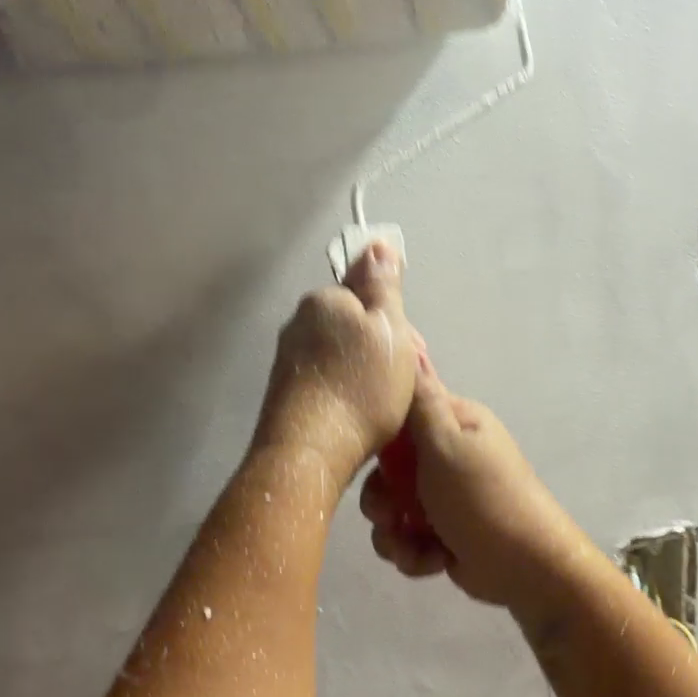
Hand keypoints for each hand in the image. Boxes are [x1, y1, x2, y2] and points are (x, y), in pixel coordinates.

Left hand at [254, 243, 419, 484]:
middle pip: (352, 326)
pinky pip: (327, 382)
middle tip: (405, 384)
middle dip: (380, 348)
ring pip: (340, 356)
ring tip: (385, 405)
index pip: (366, 294)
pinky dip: (346, 393)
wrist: (311, 451)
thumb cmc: (361, 388)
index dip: (395, 323)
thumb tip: (378, 244)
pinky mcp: (285, 394)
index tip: (413, 352)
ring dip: (364, 373)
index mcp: (324, 300)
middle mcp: (299, 322)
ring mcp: (288, 360)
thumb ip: (384, 286)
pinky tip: (359, 416)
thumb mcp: (389, 330)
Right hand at [359, 367, 589, 612]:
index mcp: (453, 424)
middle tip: (391, 515)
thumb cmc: (483, 498)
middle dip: (381, 500)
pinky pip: (407, 540)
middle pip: (386, 471)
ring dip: (395, 534)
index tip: (370, 458)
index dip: (379, 439)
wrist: (525, 568)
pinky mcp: (441, 535)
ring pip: (391, 511)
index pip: (399, 416)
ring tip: (413, 546)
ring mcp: (443, 499)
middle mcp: (446, 457)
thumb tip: (409, 340)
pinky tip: (434, 561)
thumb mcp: (446, 443)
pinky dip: (414, 554)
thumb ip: (420, 399)